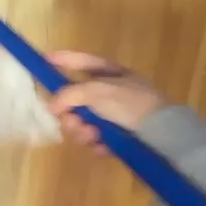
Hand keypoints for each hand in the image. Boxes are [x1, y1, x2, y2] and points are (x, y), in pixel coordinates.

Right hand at [45, 51, 169, 151]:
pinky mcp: (113, 138)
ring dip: (81, 131)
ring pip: (80, 123)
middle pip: (74, 101)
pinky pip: (92, 140)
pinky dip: (95, 144)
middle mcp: (108, 94)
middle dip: (69, 114)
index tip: (44, 59)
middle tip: (72, 120)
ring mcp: (110, 116)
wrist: (161, 133)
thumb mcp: (100, 91)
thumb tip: (51, 105)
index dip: (64, 59)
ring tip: (93, 136)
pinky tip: (103, 146)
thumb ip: (71, 94)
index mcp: (109, 75)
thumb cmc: (132, 103)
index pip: (82, 62)